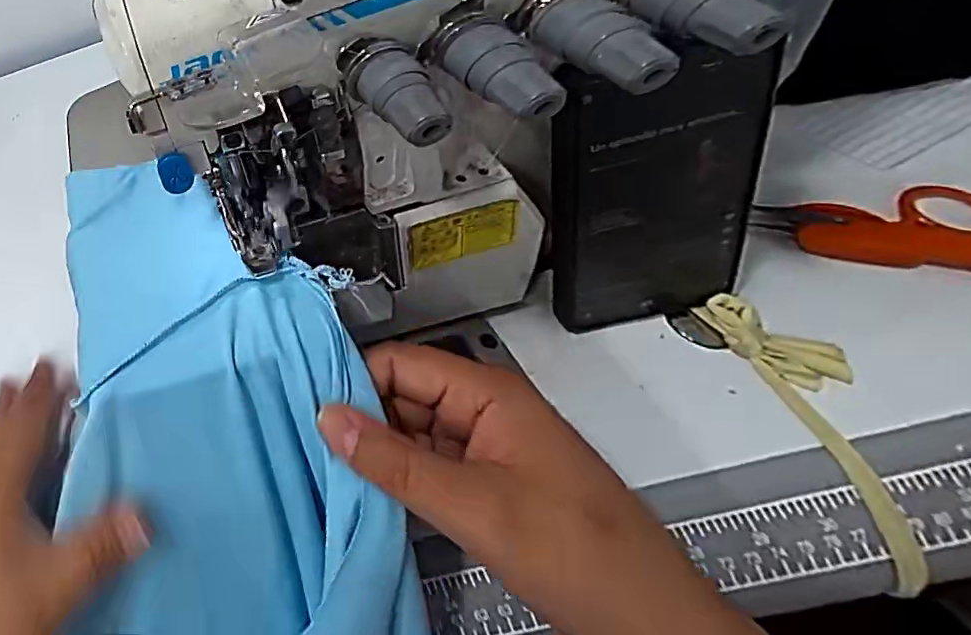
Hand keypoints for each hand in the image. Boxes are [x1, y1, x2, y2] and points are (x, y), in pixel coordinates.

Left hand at [0, 361, 148, 634]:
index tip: (55, 367)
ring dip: (2, 421)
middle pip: (3, 429)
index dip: (43, 394)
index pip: (27, 424)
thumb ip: (99, 542)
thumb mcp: (53, 578)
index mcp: (1, 483)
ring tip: (5, 399)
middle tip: (35, 372)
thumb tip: (141, 512)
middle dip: (22, 399)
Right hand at [317, 344, 761, 634]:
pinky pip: (428, 460)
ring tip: (340, 469)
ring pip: (412, 428)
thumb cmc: (583, 556)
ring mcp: (485, 444)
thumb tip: (328, 418)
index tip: (317, 409)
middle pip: (402, 393)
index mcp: (487, 391)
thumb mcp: (474, 505)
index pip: (399, 363)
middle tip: (321, 446)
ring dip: (380, 448)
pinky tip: (376, 489)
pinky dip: (402, 472)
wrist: (654, 628)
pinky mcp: (486, 478)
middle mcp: (483, 407)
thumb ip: (393, 460)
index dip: (356, 380)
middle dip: (363, 417)